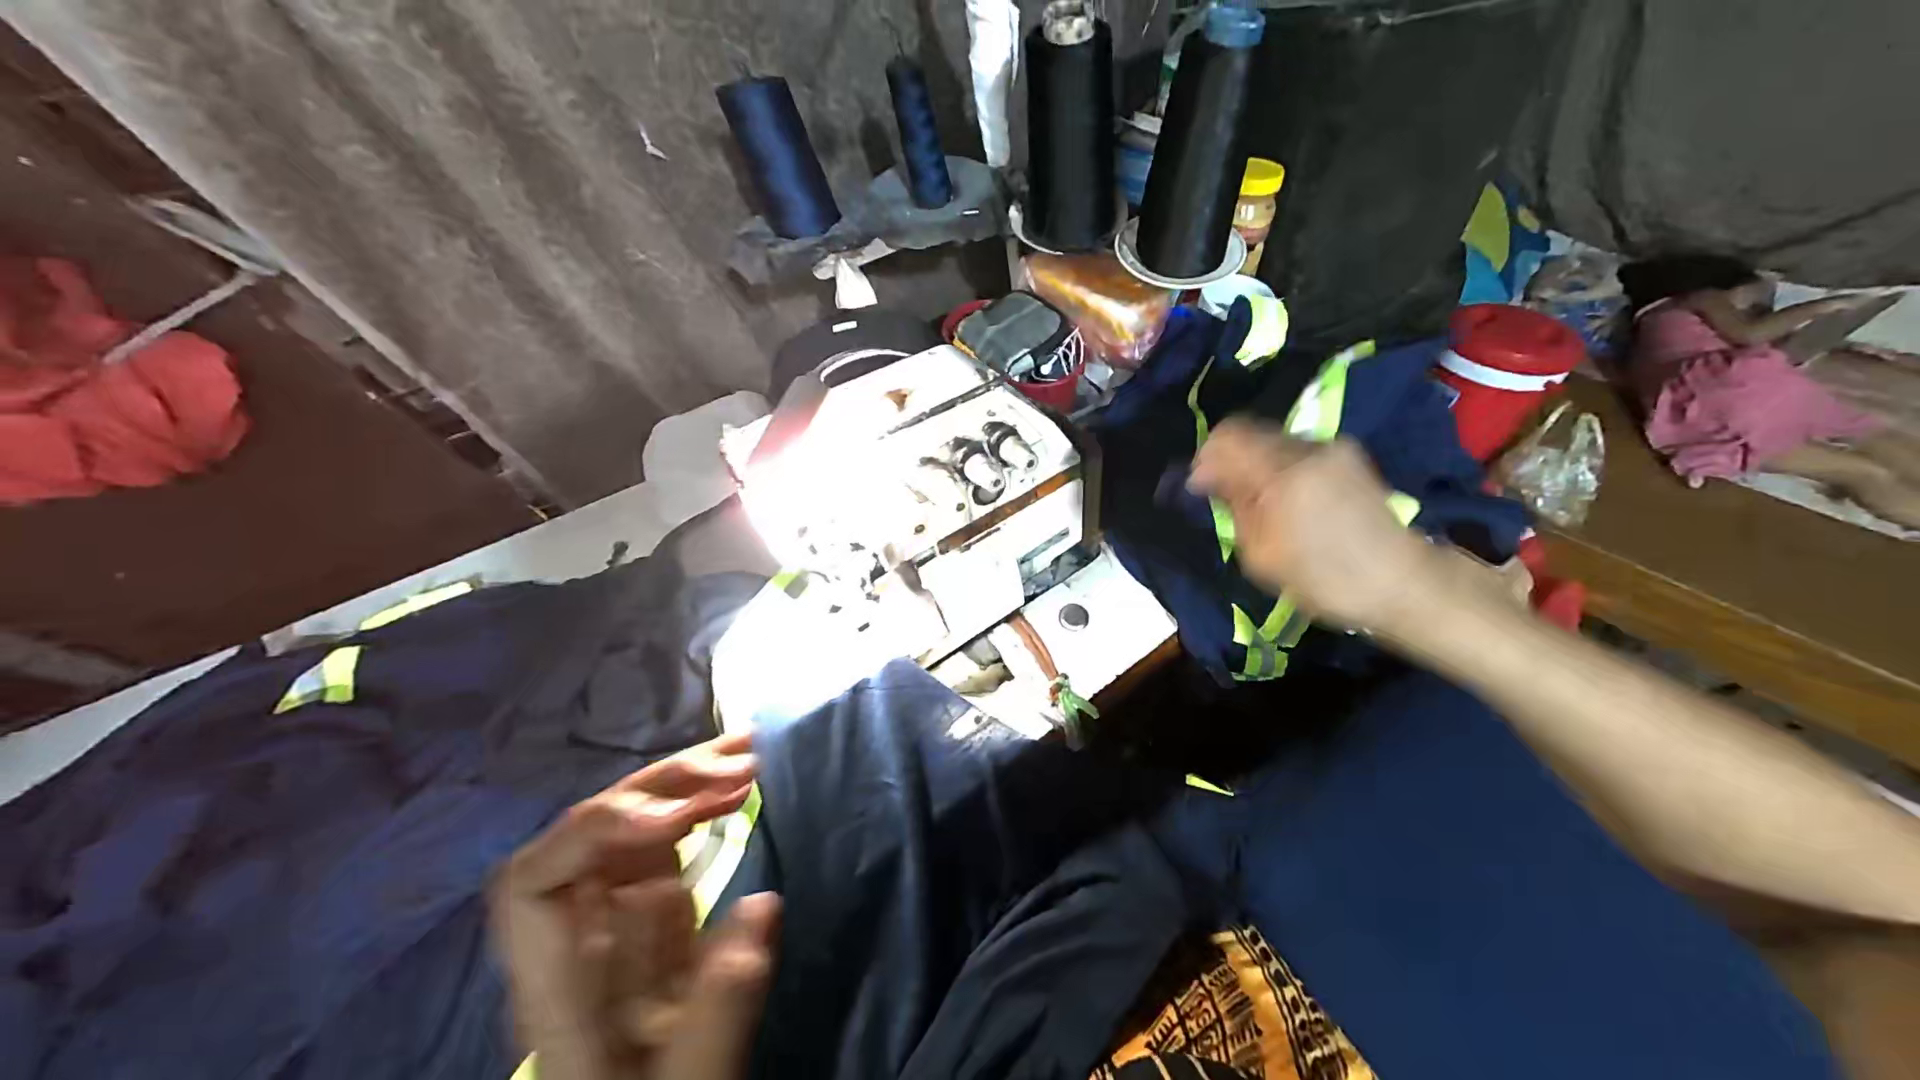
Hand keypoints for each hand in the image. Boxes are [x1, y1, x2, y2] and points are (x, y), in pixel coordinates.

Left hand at [489, 734, 778, 1079]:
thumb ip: (717, 1009)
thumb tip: (763, 904)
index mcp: (558, 985)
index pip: (530, 883)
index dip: (595, 834)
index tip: (675, 820)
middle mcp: (578, 930)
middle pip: (592, 833)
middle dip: (663, 790)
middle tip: (738, 768)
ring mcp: (615, 910)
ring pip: (633, 822)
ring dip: (689, 782)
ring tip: (750, 755)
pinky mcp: (652, 902)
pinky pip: (668, 836)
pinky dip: (704, 801)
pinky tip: (742, 782)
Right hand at [1188, 421, 1444, 631]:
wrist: (1403, 582)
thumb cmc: (1324, 578)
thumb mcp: (1261, 554)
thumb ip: (1233, 506)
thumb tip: (1208, 477)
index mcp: (1282, 473)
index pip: (1227, 438)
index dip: (1207, 458)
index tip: (1203, 487)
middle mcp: (1307, 449)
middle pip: (1250, 433)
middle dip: (1231, 460)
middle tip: (1228, 496)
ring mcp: (1333, 449)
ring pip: (1274, 441)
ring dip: (1258, 464)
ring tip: (1261, 502)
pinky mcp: (1350, 457)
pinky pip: (1299, 451)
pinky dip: (1282, 468)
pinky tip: (1289, 500)